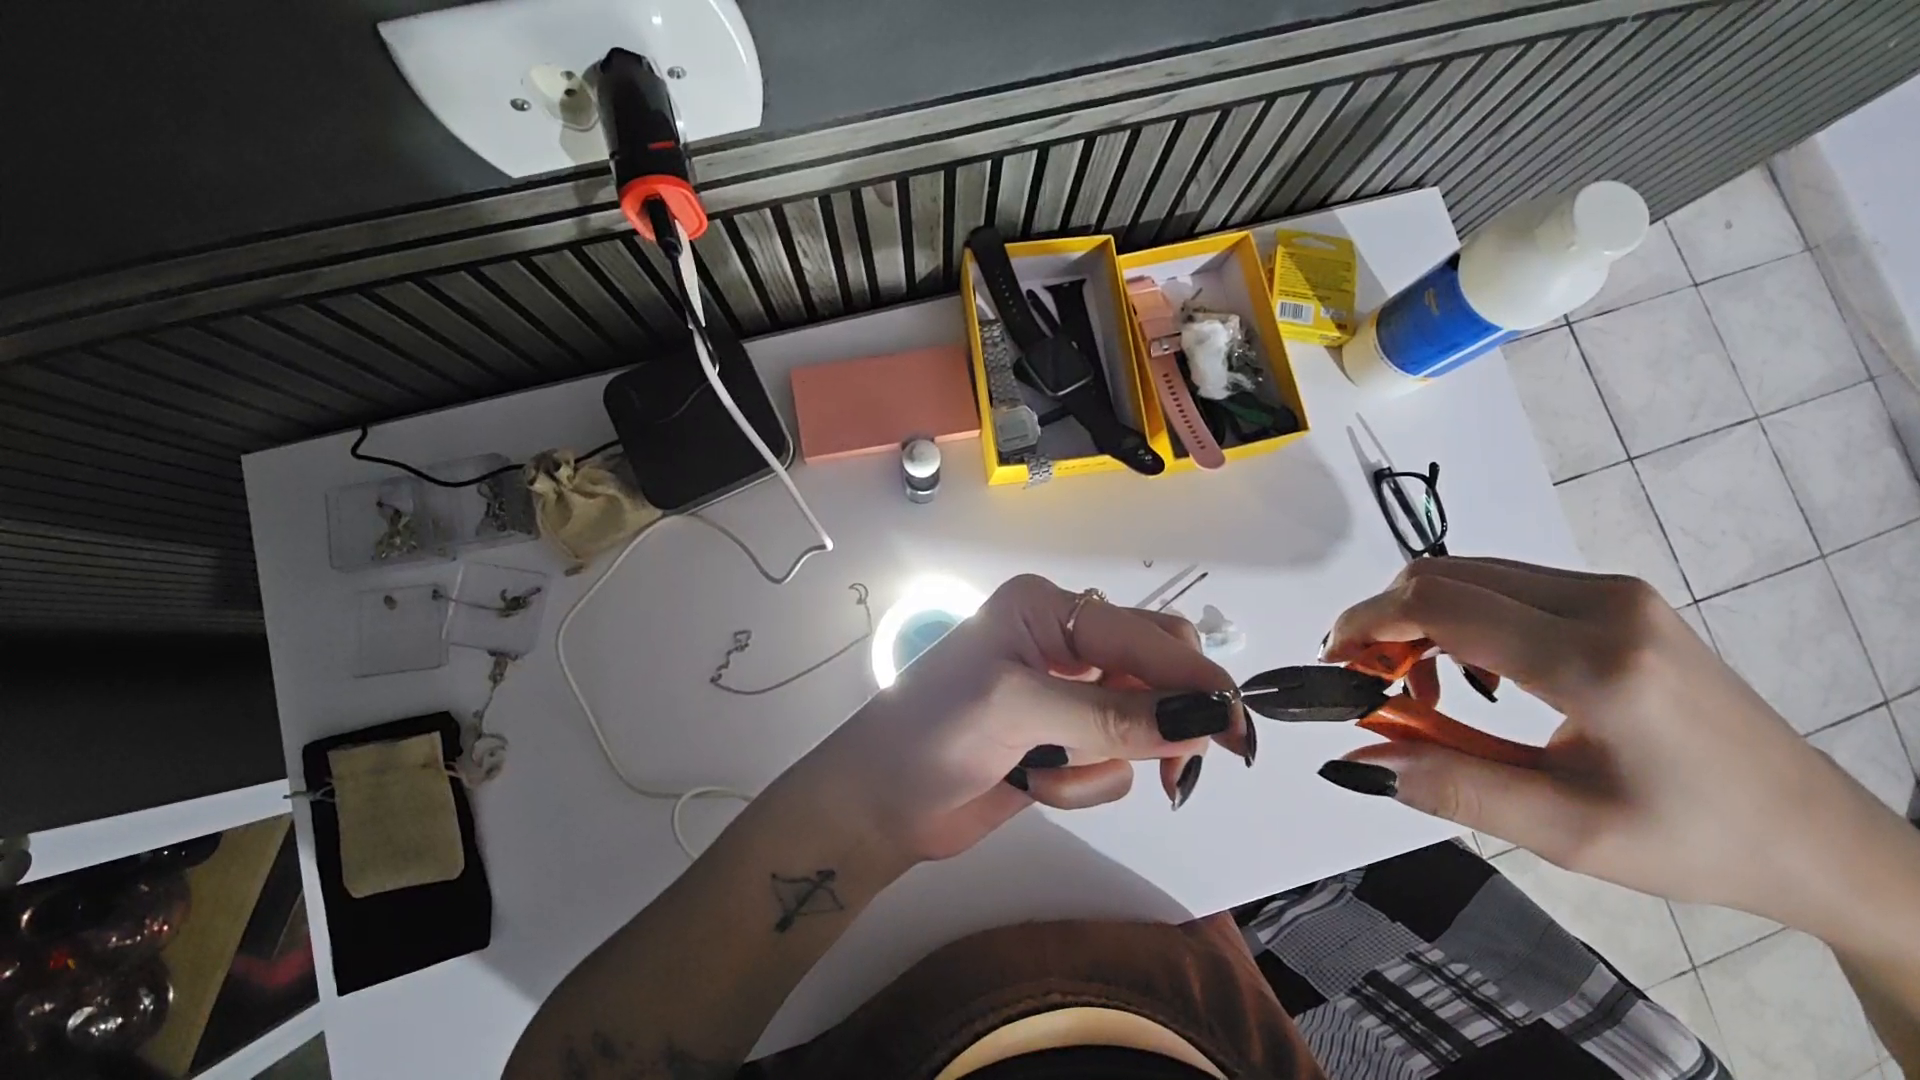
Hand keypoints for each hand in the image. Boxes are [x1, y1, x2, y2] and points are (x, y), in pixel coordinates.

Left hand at [777, 574, 1251, 864]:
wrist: (876, 807)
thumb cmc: (932, 735)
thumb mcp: (1018, 708)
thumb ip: (1112, 714)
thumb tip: (1204, 717)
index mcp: (1048, 610)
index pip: (1145, 634)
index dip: (1193, 676)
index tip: (1234, 726)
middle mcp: (1062, 644)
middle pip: (1155, 673)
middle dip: (1159, 720)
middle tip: (1173, 767)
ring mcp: (1064, 697)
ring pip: (1140, 724)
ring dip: (1105, 761)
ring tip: (1052, 775)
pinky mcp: (1063, 744)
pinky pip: (1115, 762)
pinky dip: (1087, 783)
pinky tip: (1039, 786)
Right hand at [1322, 557, 1900, 926]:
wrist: (1815, 832)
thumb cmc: (1694, 840)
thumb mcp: (1564, 832)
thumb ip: (1450, 787)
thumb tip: (1352, 760)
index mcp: (1595, 662)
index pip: (1441, 604)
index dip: (1367, 624)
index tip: (1332, 664)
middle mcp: (1604, 604)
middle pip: (1445, 575)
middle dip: (1385, 621)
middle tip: (1369, 685)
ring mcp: (1615, 593)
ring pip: (1469, 574)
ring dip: (1419, 618)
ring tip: (1416, 687)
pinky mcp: (1617, 599)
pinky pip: (1504, 584)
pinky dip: (1458, 617)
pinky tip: (1468, 672)